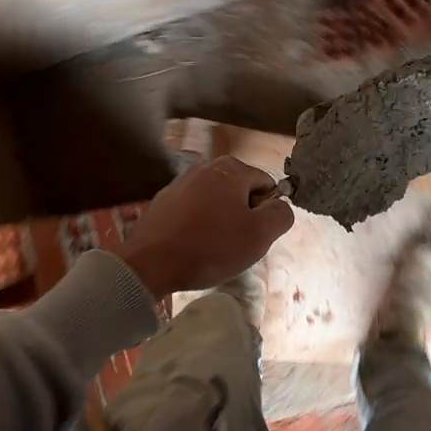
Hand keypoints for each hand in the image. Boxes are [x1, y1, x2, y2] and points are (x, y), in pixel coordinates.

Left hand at [116, 157, 294, 296]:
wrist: (149, 263)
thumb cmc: (210, 247)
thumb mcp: (259, 235)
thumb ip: (280, 215)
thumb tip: (281, 205)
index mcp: (231, 169)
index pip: (266, 185)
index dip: (266, 212)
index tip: (253, 235)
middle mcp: (205, 167)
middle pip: (240, 192)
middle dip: (242, 217)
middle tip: (235, 245)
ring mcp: (180, 183)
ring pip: (215, 203)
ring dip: (219, 223)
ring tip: (211, 250)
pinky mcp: (163, 202)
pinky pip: (192, 212)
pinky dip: (197, 227)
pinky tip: (191, 248)